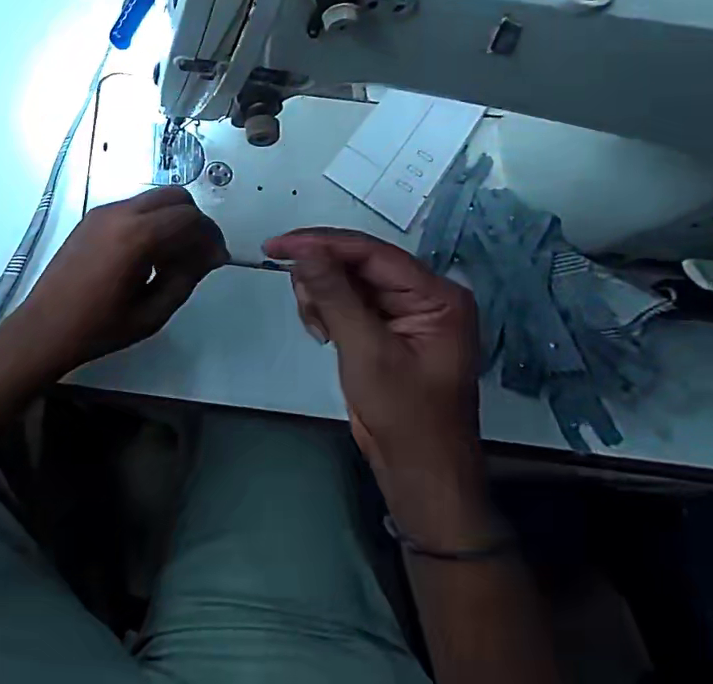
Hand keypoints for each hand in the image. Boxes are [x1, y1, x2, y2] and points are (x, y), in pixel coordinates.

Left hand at [0, 186, 226, 378]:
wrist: (45, 327)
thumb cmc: (97, 327)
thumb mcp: (151, 313)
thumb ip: (185, 278)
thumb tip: (208, 256)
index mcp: (136, 237)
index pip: (190, 219)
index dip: (210, 236)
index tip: (216, 258)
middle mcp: (118, 215)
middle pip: (173, 197)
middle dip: (194, 220)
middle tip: (199, 254)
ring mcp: (100, 214)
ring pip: (151, 199)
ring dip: (171, 219)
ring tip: (172, 259)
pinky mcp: (89, 219)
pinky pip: (131, 208)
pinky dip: (149, 221)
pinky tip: (147, 256)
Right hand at [264, 227, 491, 545]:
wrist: (418, 468)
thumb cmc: (404, 414)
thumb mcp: (366, 350)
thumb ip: (334, 295)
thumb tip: (304, 251)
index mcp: (436, 296)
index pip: (370, 251)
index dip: (320, 244)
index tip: (275, 246)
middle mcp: (424, 295)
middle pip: (355, 261)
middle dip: (320, 277)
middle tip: (302, 304)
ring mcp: (405, 311)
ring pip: (344, 278)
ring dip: (320, 296)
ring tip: (318, 329)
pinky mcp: (385, 326)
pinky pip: (345, 299)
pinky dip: (325, 309)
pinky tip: (324, 334)